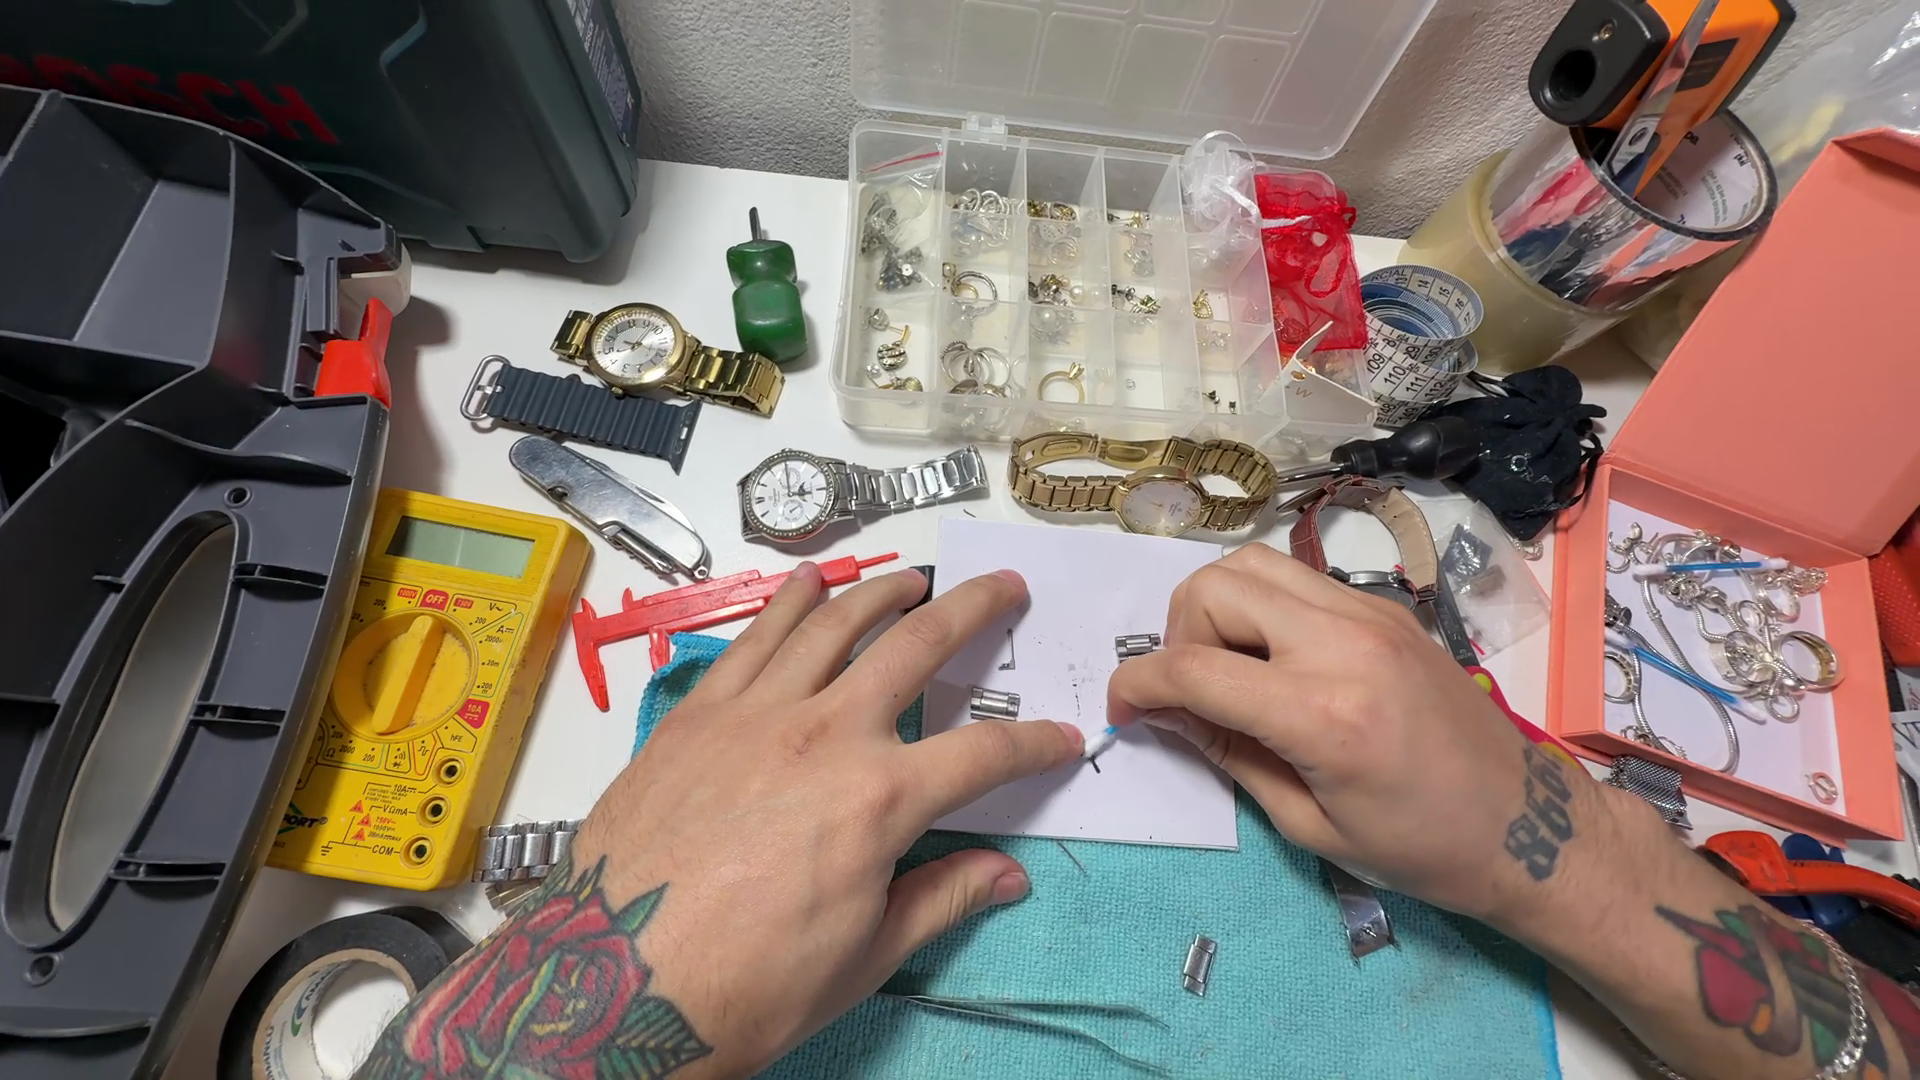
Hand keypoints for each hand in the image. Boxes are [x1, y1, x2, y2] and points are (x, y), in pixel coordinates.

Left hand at [569, 564, 1081, 1076]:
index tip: (1062, 737)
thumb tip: (1009, 875)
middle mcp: (827, 733)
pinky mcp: (702, 710)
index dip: (1034, 743)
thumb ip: (942, 899)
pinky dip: (789, 601)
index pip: (984, 755)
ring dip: (885, 591)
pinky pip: (754, 637)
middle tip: (1004, 587)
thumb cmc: (745, 986)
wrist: (605, 988)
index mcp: (878, 798)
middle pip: (918, 646)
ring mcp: (760, 711)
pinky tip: (809, 581)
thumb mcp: (862, 957)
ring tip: (915, 577)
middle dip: (974, 609)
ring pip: (835, 622)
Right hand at [1106, 543, 1599, 928]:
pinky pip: (1290, 577)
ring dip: (1213, 607)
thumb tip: (1162, 711)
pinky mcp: (1381, 605)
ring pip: (1247, 563)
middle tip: (1194, 688)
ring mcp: (1366, 611)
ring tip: (1229, 662)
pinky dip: (1256, 604)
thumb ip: (1223, 752)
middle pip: (1211, 588)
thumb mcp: (1303, 821)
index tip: (1123, 709)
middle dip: (1176, 635)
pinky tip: (1272, 654)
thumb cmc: (1419, 847)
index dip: (1136, 685)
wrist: (1533, 828)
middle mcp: (1341, 641)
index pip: (1192, 668)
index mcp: (1322, 712)